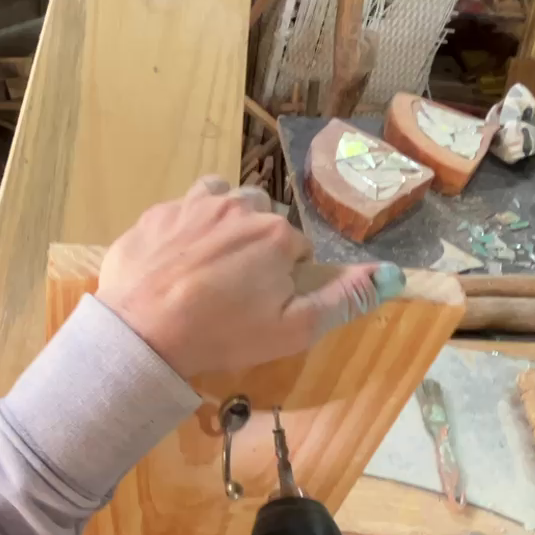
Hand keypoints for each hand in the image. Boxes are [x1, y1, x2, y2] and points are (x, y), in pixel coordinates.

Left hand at [96, 176, 400, 377]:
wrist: (141, 332)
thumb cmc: (221, 334)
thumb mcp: (294, 329)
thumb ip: (346, 299)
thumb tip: (394, 273)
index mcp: (276, 234)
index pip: (294, 247)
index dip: (284, 275)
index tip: (262, 301)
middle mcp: (237, 207)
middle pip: (260, 215)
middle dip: (255, 242)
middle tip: (233, 284)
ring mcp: (190, 206)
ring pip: (220, 200)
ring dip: (222, 221)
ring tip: (207, 261)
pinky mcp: (154, 215)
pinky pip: (178, 212)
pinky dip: (182, 229)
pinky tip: (172, 260)